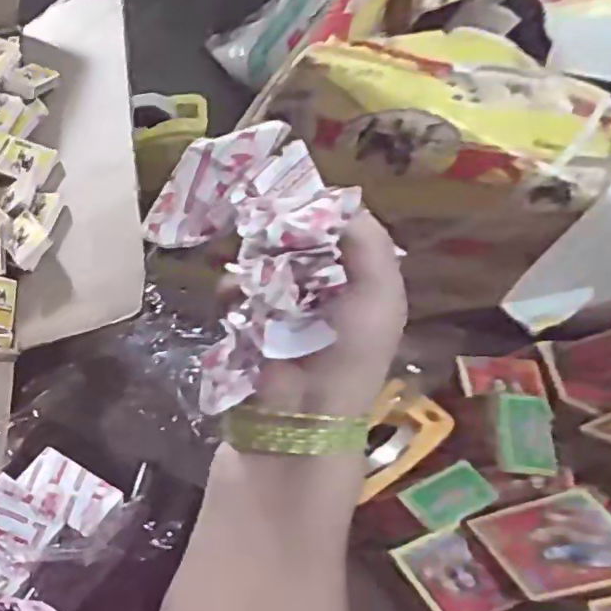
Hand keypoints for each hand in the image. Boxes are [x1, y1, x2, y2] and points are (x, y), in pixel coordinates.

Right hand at [252, 210, 407, 416]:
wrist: (301, 410)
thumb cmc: (350, 353)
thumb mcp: (379, 293)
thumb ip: (367, 244)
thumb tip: (335, 201)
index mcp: (354, 281)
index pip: (333, 234)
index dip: (315, 214)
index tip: (293, 200)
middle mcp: (314, 291)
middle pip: (292, 246)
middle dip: (277, 235)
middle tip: (262, 223)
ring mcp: (275, 309)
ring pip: (258, 267)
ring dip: (252, 262)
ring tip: (248, 263)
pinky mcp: (242, 326)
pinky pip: (233, 296)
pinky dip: (231, 290)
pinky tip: (232, 293)